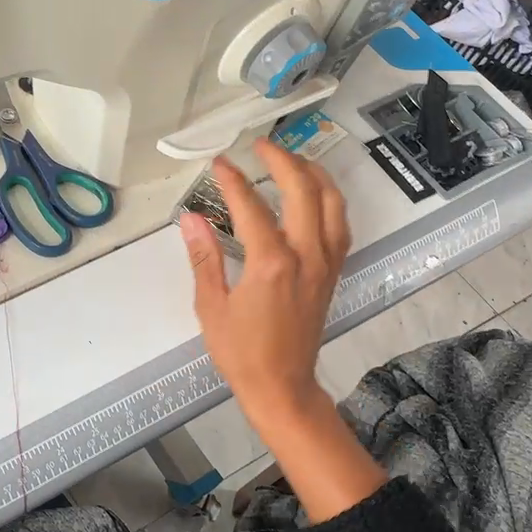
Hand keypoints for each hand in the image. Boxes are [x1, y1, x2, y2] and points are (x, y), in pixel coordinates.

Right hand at [181, 138, 348, 433]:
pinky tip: (315, 196)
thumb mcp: (211, 307)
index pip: (251, 207)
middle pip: (303, 191)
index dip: (233, 181)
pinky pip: (340, 225)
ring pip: (332, 203)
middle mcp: (306, 256)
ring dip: (314, 174)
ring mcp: (325, 263)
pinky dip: (329, 201)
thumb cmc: (240, 353)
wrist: (281, 386)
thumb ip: (204, 258)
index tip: (219, 163)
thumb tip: (191, 219)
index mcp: (271, 264)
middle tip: (261, 146)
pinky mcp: (333, 273)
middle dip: (282, 161)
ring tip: (293, 160)